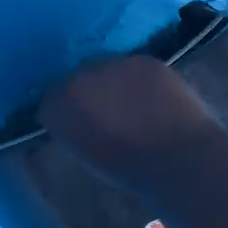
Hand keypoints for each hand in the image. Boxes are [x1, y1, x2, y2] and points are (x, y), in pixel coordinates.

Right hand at [38, 54, 227, 191]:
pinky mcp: (142, 61)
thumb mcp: (80, 151)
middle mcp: (76, 78)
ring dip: (110, 82)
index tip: (77, 124)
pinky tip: (151, 97)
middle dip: (85, 93)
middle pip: (73, 80)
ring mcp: (111, 65)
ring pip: (103, 69)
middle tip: (103, 111)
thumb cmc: (124, 166)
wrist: (178, 157)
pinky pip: (132, 67)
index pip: (49, 101)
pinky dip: (138, 80)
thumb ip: (68, 127)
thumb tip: (73, 118)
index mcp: (55, 104)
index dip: (64, 112)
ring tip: (130, 103)